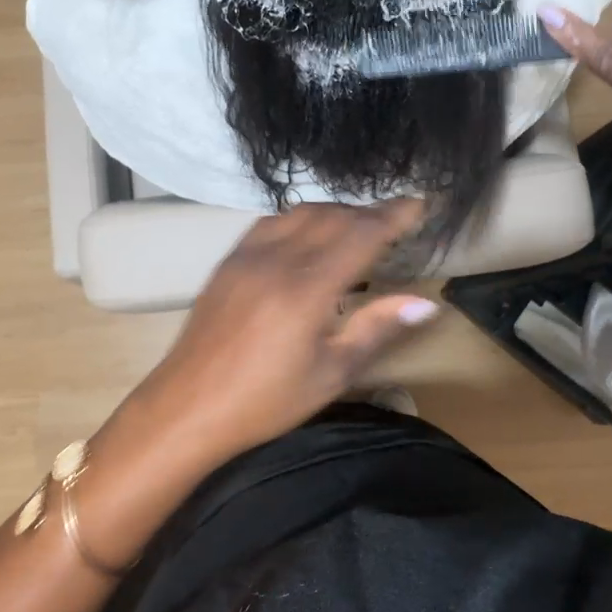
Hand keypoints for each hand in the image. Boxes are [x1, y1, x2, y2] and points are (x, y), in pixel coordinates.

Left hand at [133, 200, 437, 461]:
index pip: (361, 234)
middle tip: (396, 223)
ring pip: (300, 213)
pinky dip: (300, 219)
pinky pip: (271, 222)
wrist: (187, 407)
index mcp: (307, 289)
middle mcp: (277, 259)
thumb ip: (376, 329)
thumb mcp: (331, 375)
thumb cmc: (265, 402)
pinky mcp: (228, 261)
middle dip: (368, 213)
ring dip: (335, 213)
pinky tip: (308, 236)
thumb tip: (425, 302)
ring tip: (358, 228)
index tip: (420, 204)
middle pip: (333, 217)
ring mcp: (247, 256)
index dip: (394, 216)